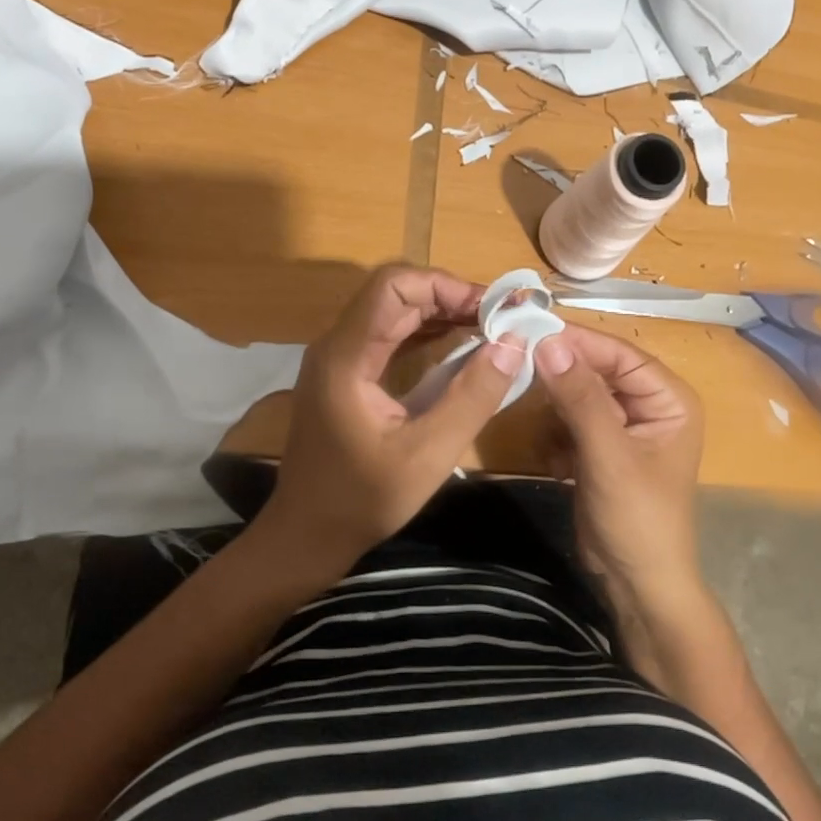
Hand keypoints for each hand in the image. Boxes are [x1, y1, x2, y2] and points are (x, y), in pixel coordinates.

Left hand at [262, 265, 522, 562]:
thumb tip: (514, 344)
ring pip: (394, 312)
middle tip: (501, 319)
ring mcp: (339, 359)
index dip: (446, 285)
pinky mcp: (346, 375)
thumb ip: (473, 397)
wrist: (306, 535)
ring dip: (441, 312)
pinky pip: (389, 336)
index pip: (394, 286)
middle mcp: (337, 345)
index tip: (492, 310)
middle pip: (395, 293)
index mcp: (347, 356)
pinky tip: (461, 348)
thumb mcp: (429, 454)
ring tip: (490, 329)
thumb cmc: (363, 499)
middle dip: (450, 296)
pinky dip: (427, 334)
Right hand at [533, 326, 705, 605]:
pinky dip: (555, 436)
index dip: (577, 340)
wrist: (637, 586)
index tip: (529, 329)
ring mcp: (623, 428)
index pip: (619, 354)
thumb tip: (548, 342)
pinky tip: (555, 463)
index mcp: (669, 399)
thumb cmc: (637, 520)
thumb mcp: (608, 456)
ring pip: (577, 396)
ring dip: (555, 411)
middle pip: (596, 371)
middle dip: (560, 376)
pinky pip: (569, 422)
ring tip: (539, 426)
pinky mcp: (599, 449)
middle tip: (516, 364)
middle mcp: (649, 405)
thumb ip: (579, 397)